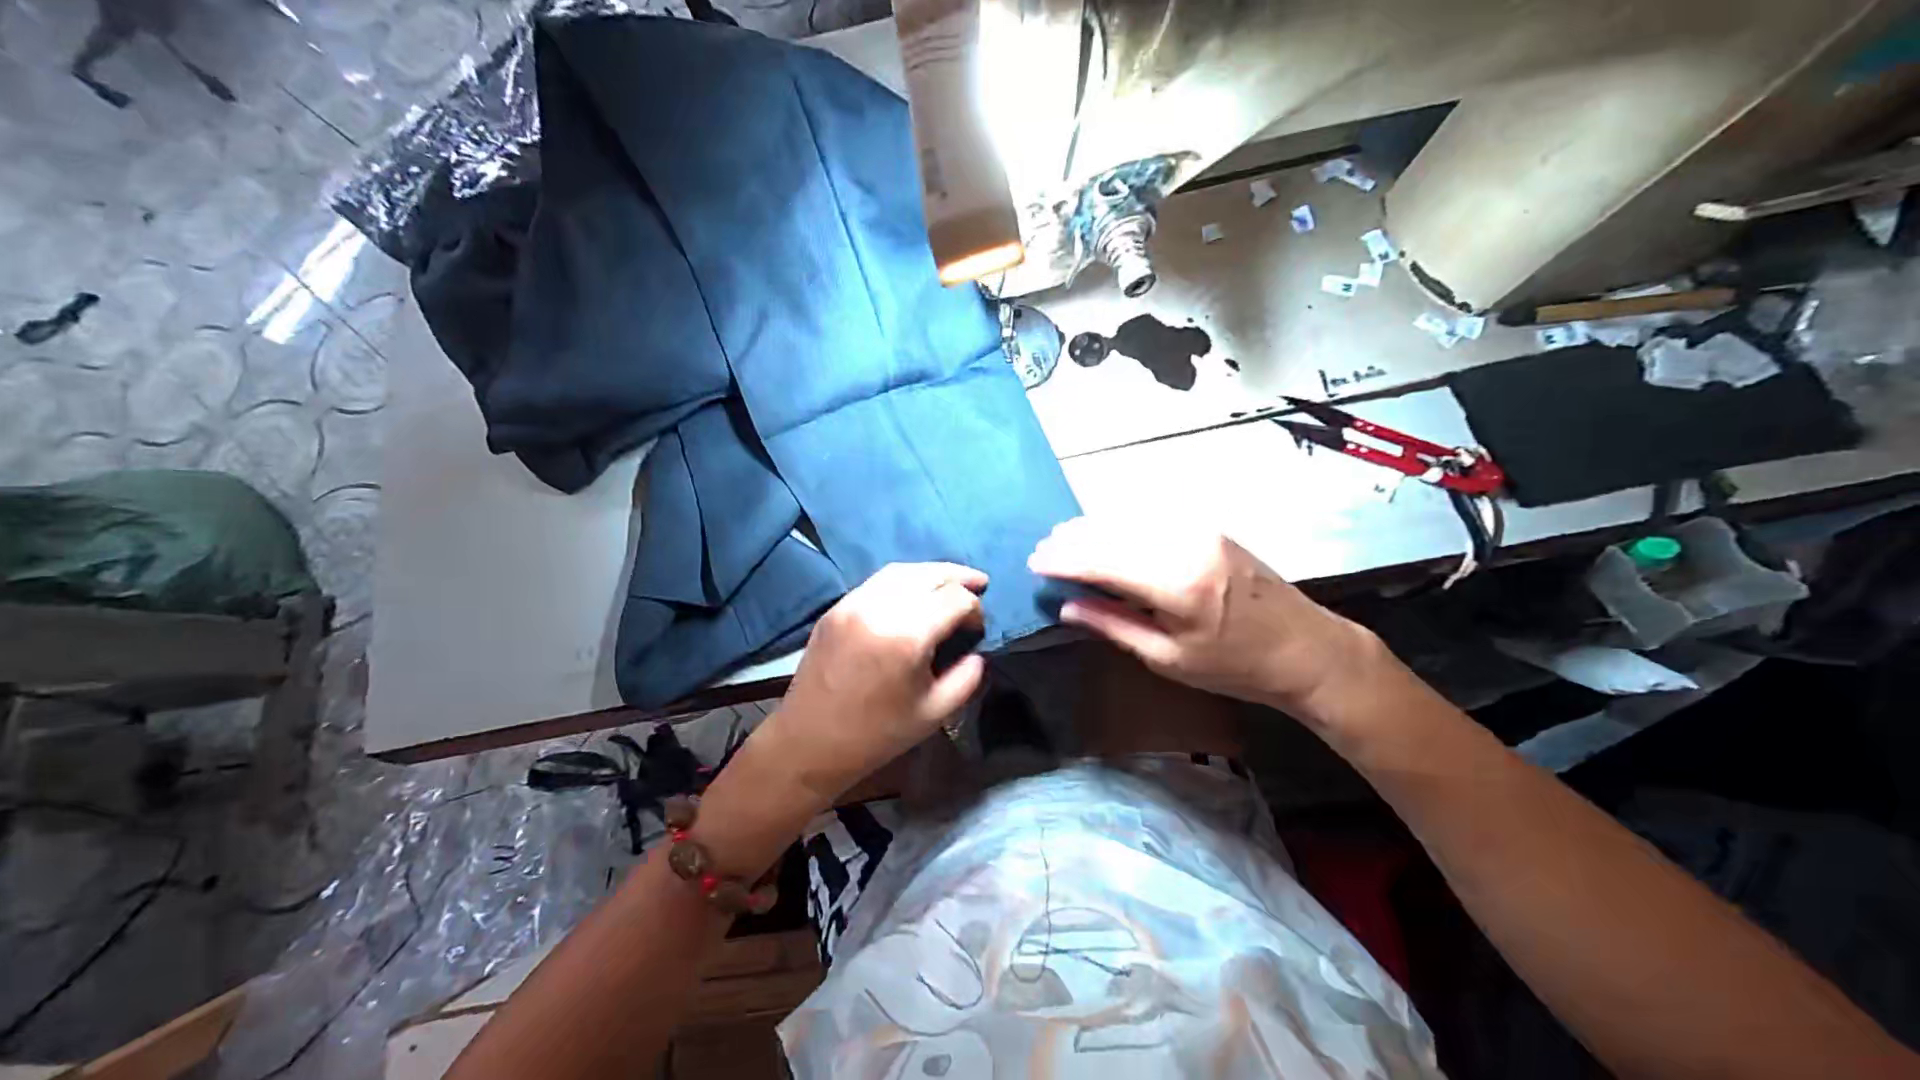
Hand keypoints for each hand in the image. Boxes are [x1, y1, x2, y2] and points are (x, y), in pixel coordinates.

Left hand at [767, 562, 988, 805]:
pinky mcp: (836, 608)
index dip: (975, 609)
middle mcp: (880, 607)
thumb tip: (975, 650)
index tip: (977, 629)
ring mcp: (853, 603)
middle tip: (980, 583)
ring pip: (902, 571)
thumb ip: (967, 677)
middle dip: (958, 577)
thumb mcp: (935, 712)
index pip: (955, 598)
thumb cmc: (876, 734)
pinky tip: (915, 592)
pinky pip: (877, 581)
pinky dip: (903, 580)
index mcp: (907, 635)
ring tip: (951, 581)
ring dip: (931, 573)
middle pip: (929, 574)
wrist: (809, 742)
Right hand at [1027, 517, 1388, 725]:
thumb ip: (1113, 626)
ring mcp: (1200, 531)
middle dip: (1072, 540)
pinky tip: (1104, 532)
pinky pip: (1152, 517)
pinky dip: (1120, 523)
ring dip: (1093, 528)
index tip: (1035, 564)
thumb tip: (1067, 607)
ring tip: (1064, 539)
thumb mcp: (1167, 659)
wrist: (1306, 649)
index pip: (1102, 561)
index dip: (1064, 561)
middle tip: (1042, 550)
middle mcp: (1185, 545)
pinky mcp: (1209, 528)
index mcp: (1175, 584)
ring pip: (1130, 519)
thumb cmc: (1235, 667)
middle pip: (1112, 532)